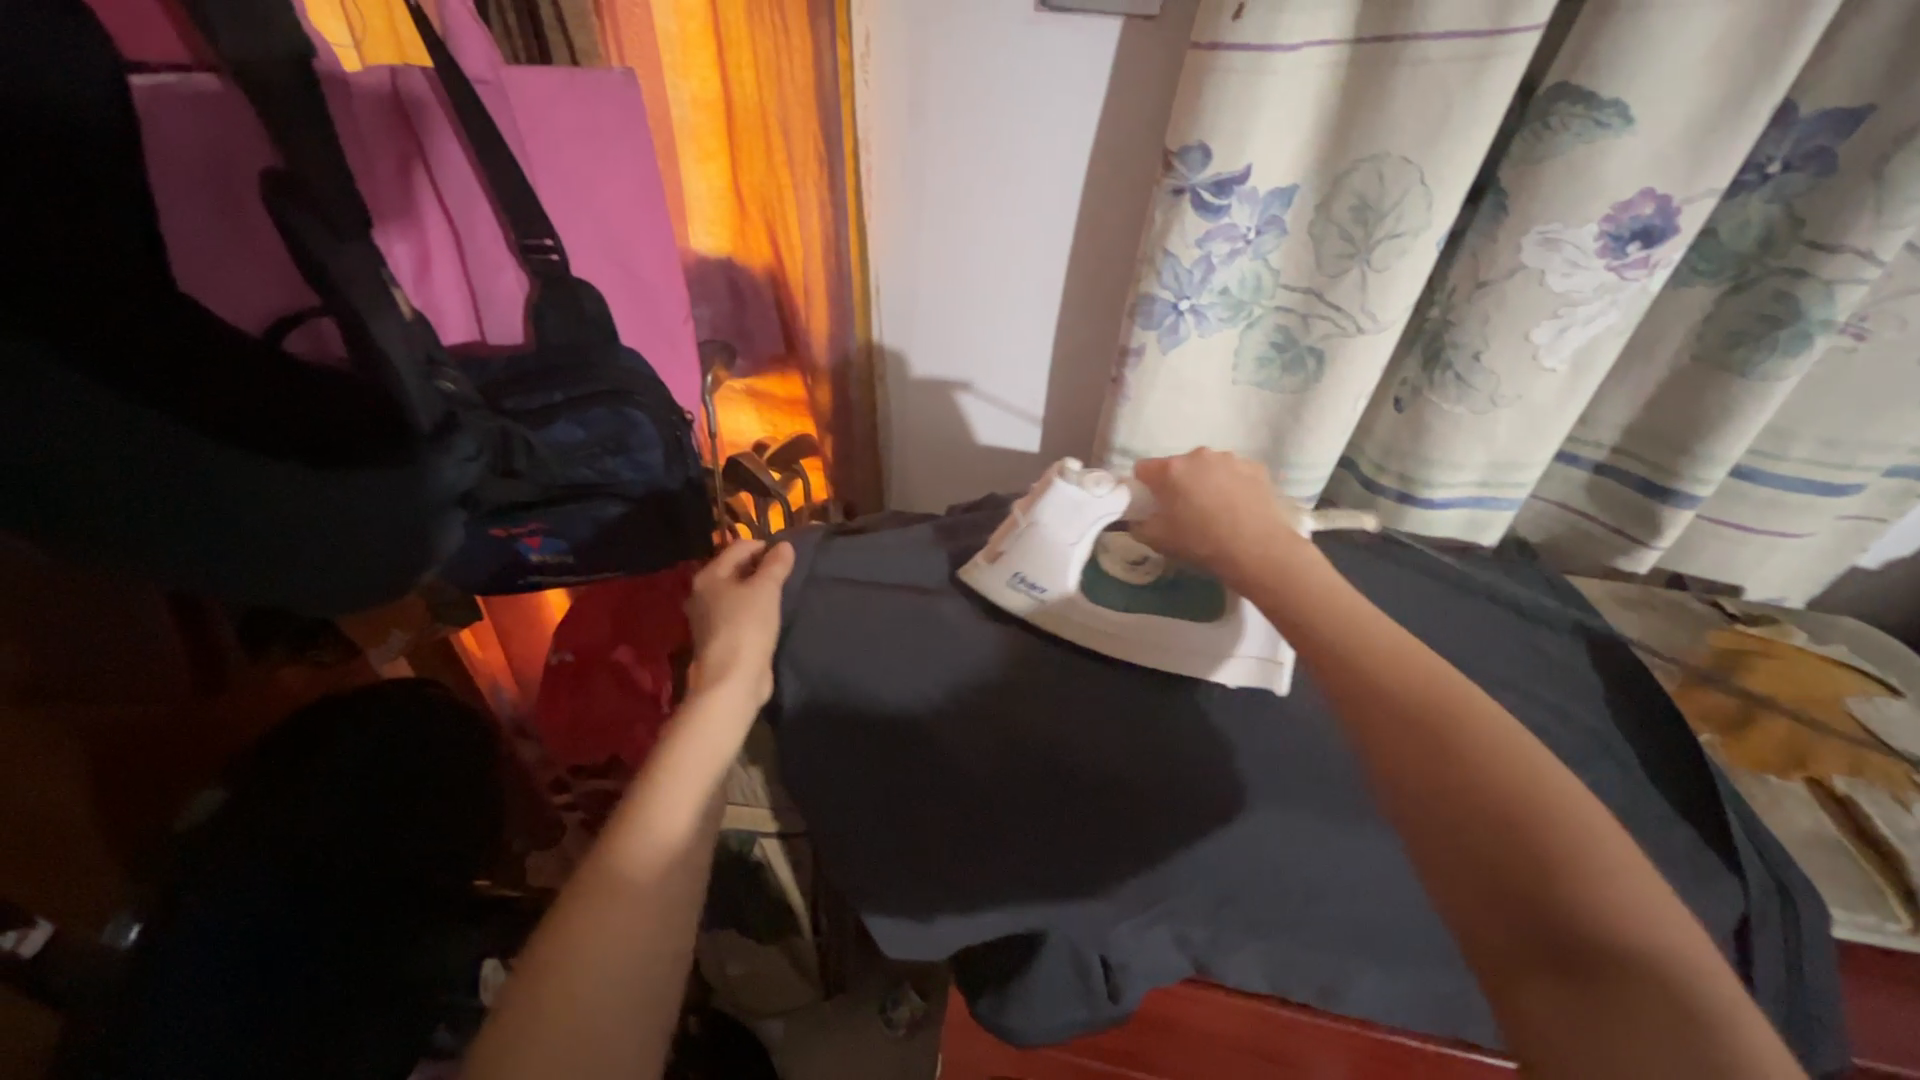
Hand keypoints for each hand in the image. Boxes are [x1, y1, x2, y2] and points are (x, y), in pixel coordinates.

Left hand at [685, 539, 794, 707]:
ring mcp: (709, 618)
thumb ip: (776, 565)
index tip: (787, 553)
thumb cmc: (747, 626)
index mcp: (709, 576)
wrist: (732, 679)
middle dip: (759, 567)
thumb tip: (784, 546)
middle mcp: (703, 594)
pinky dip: (754, 610)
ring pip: (737, 593)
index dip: (763, 546)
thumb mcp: (766, 589)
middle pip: (734, 570)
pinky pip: (740, 614)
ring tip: (782, 591)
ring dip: (757, 590)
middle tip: (787, 571)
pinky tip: (770, 615)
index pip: (737, 548)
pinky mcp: (721, 639)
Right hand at [1130, 449, 1323, 588]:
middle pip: (1177, 466)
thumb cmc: (1201, 544)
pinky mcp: (1256, 467)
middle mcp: (1198, 455)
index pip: (1143, 469)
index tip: (1151, 505)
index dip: (1143, 487)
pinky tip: (1238, 508)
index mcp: (1170, 470)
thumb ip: (1138, 525)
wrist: (1258, 550)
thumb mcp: (1157, 541)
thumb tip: (1135, 518)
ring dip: (1205, 482)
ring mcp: (1230, 459)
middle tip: (1184, 511)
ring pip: (1207, 467)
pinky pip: (1234, 472)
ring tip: (1215, 511)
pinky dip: (1231, 485)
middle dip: (1177, 483)